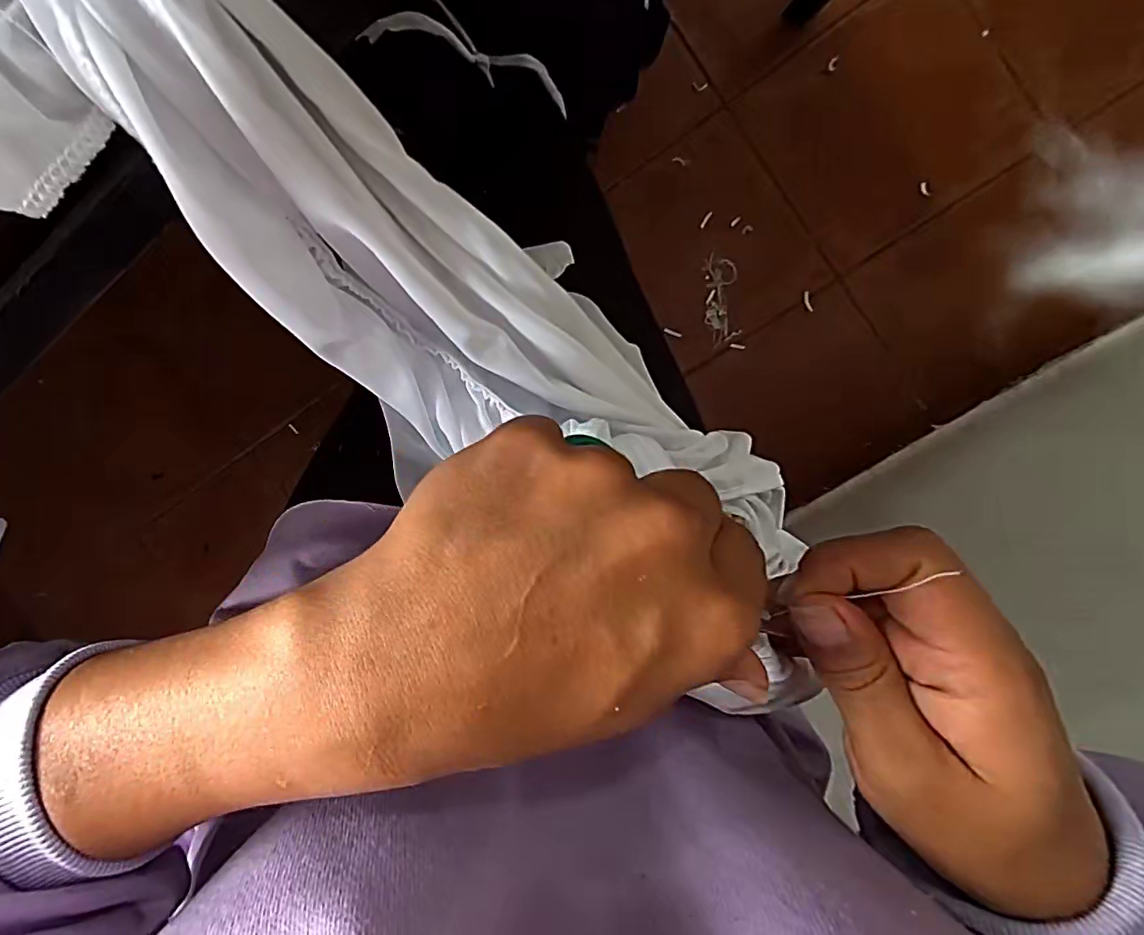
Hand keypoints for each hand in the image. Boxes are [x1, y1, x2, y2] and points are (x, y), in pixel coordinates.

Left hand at [39, 416, 767, 858]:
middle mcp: (670, 527)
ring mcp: (598, 472)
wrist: (395, 664)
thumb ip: (695, 655)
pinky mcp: (534, 439)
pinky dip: (530, 473)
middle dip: (656, 522)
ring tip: (527, 537)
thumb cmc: (513, 706)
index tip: (666, 574)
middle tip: (595, 552)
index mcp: (708, 604)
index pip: (740, 552)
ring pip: (614, 470)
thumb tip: (747, 656)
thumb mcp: (624, 703)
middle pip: (690, 497)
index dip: (703, 564)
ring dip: (585, 498)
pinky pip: (552, 447)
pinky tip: (492, 511)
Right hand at [783, 528, 1109, 920]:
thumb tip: (814, 603)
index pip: (916, 557)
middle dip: (825, 579)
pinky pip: (874, 606)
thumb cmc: (983, 837)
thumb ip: (860, 681)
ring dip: (823, 599)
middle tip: (784, 626)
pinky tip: (809, 650)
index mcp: (981, 655)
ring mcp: (949, 635)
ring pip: (875, 577)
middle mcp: (970, 630)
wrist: (1037, 872)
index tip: (801, 604)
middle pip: (890, 558)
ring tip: (790, 642)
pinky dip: (832, 617)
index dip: (848, 561)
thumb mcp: (905, 772)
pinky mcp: (928, 646)